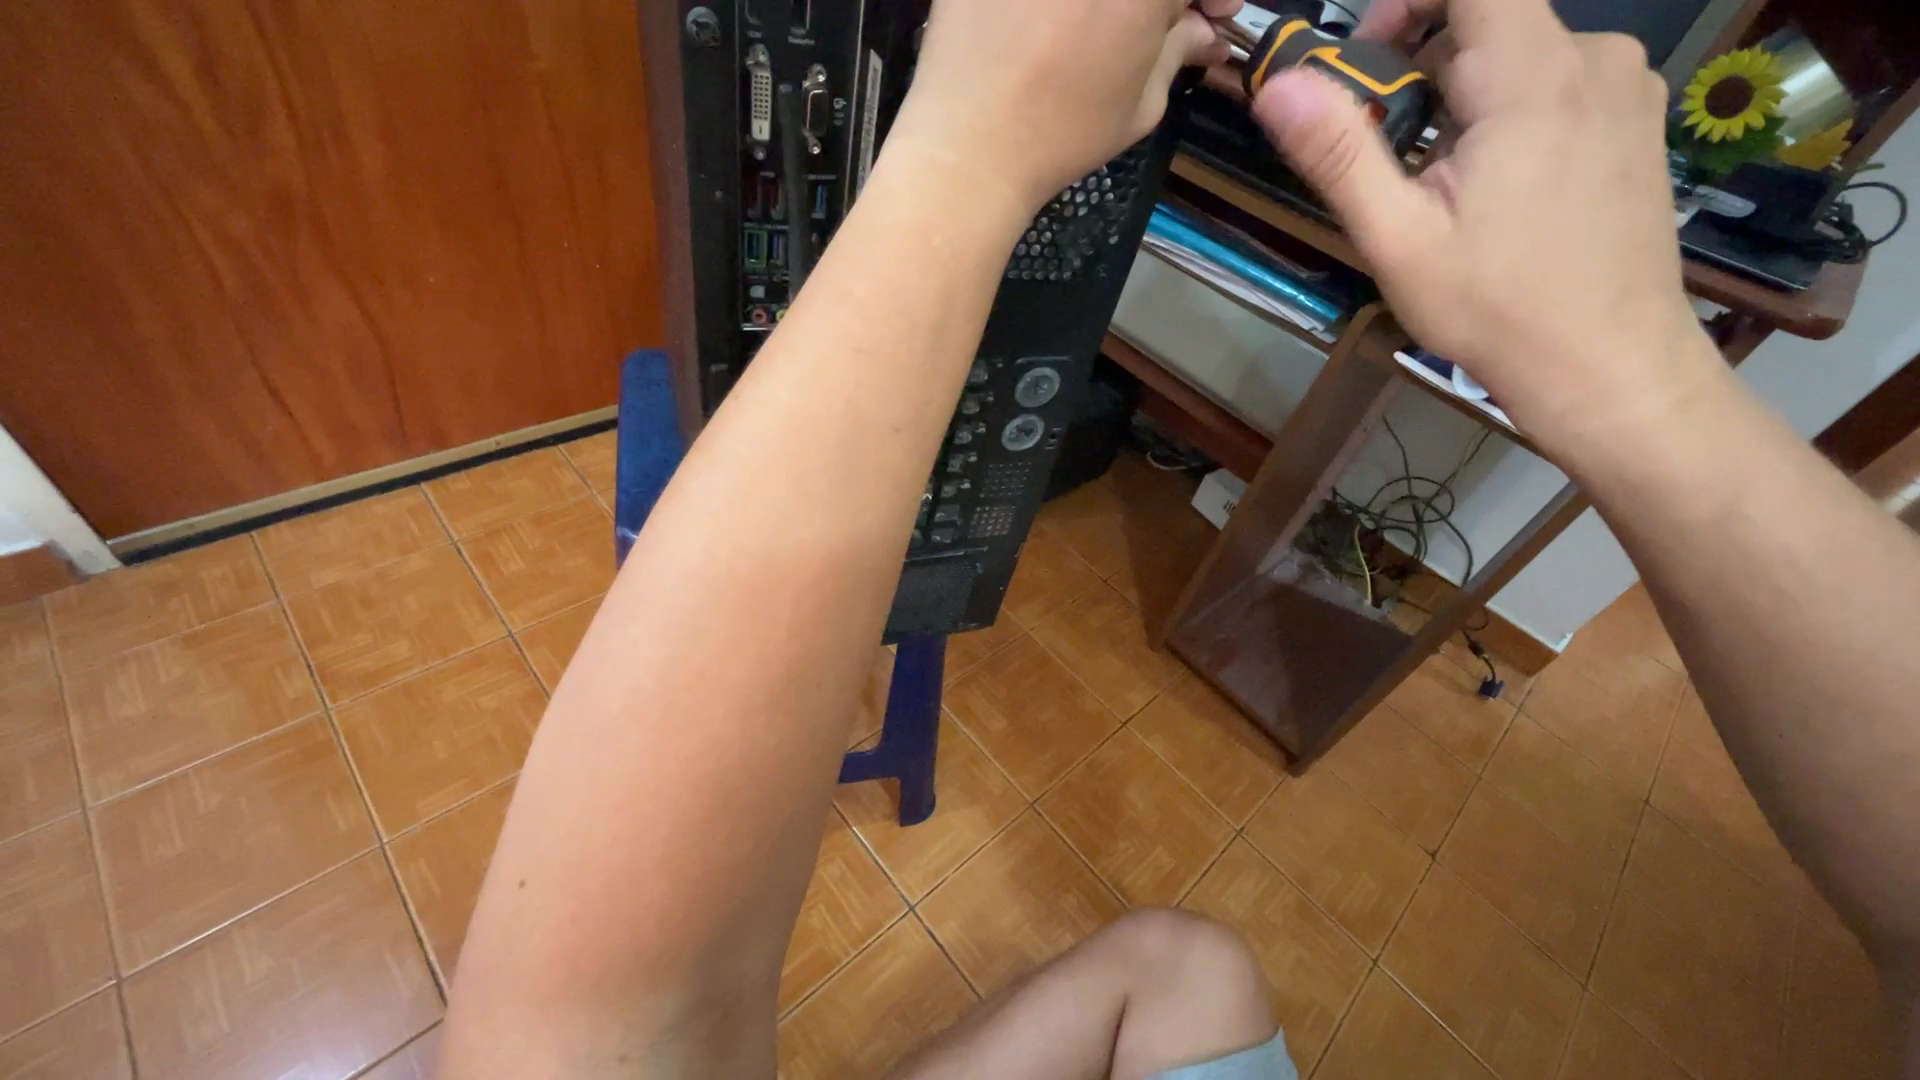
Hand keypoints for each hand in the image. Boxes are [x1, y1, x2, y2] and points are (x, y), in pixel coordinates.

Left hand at [885, 0, 1240, 214]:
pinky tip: (1051, 23)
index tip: (1211, 12)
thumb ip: (1175, 54)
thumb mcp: (1139, 106)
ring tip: (1097, 26)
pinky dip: (1051, 6)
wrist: (969, 150)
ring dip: (1105, 3)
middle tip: (1159, 21)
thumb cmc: (1062, 136)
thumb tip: (1200, 33)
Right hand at [1252, 0, 1716, 448]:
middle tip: (1384, 153)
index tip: (1363, 58)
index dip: (1406, 2)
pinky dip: (1507, 117)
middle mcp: (1595, 58)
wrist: (1605, 362)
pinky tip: (1493, 190)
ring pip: (1521, 58)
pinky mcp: (1635, 123)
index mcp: (1533, 77)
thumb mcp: (1397, 237)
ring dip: (1462, 100)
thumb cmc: (1493, 306)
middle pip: (1490, 22)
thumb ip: (1339, 154)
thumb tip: (1279, 86)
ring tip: (1436, 185)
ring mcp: (1625, 90)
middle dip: (1421, 67)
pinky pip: (1557, 87)